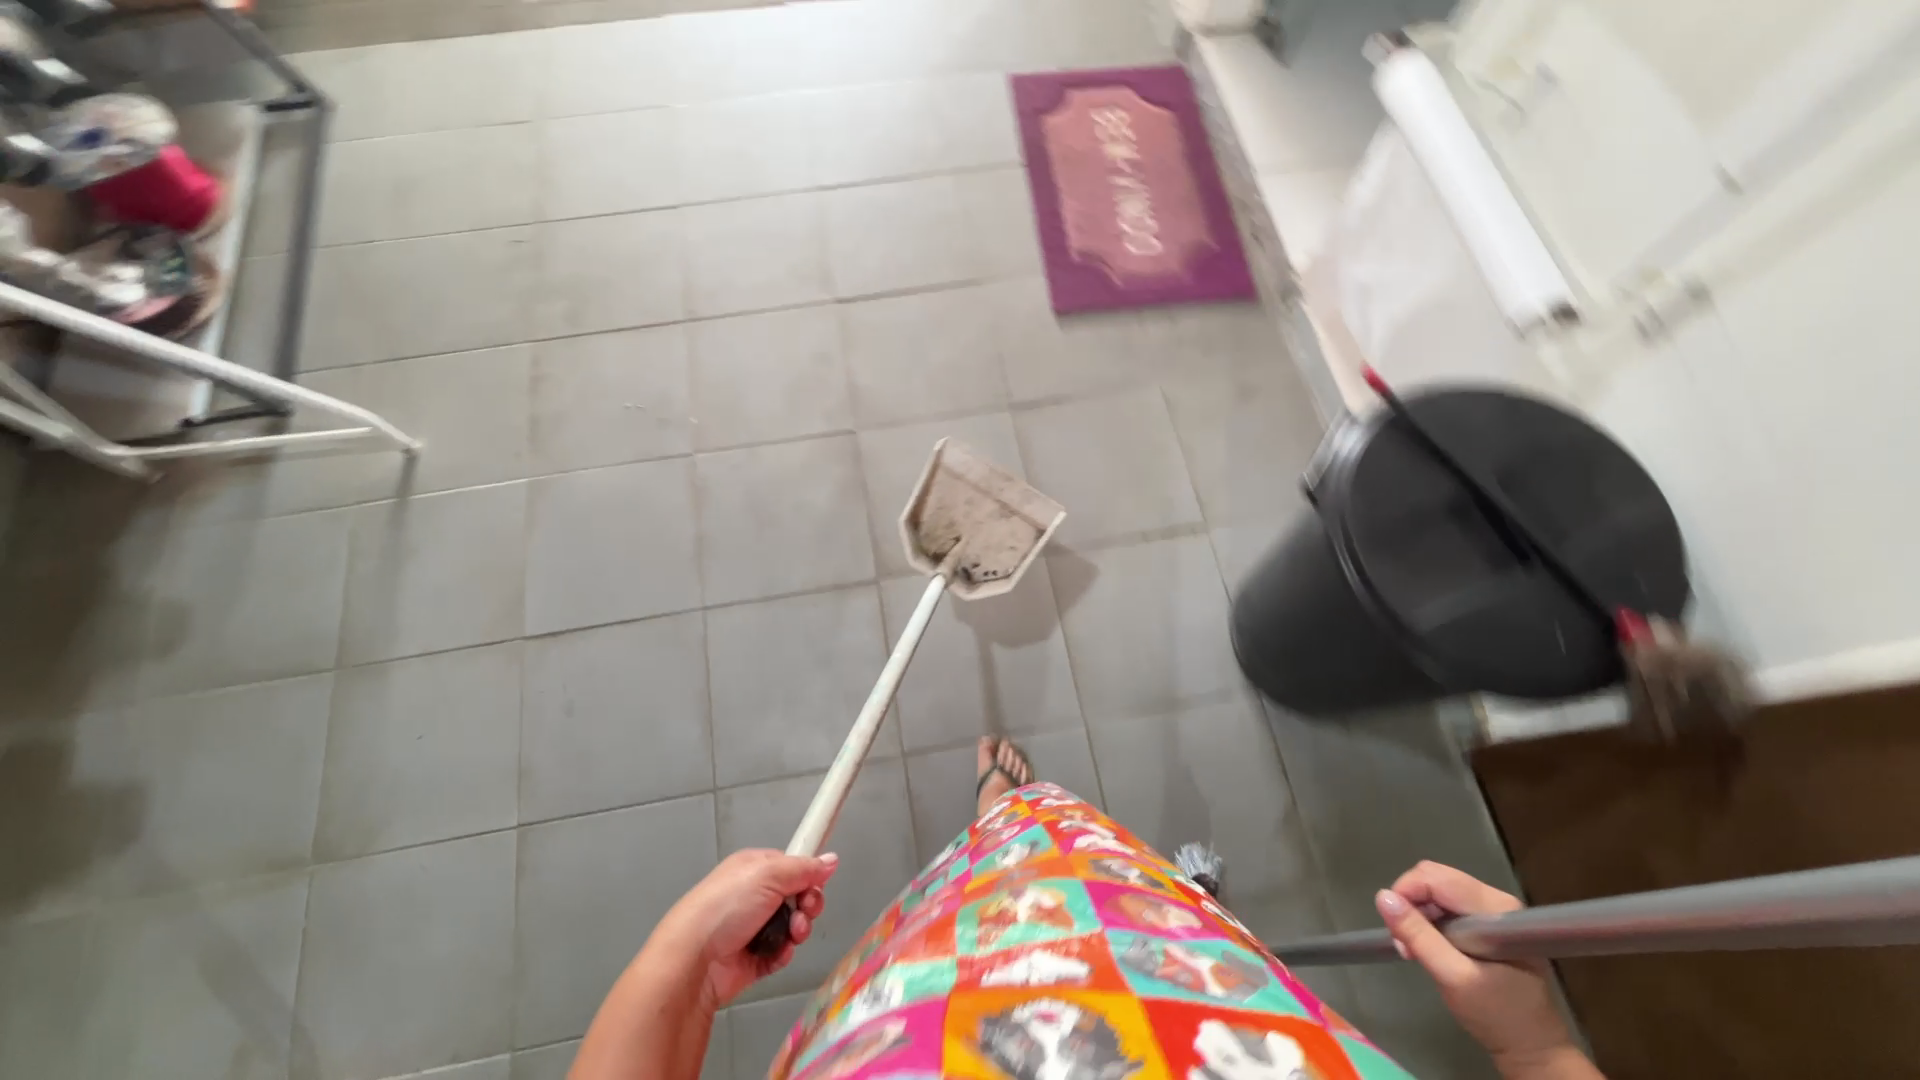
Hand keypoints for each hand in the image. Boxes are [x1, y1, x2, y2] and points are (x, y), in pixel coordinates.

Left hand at [656, 849, 837, 1007]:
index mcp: (753, 869)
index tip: (815, 885)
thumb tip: (832, 860)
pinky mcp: (753, 959)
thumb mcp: (769, 875)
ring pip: (793, 925)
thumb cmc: (729, 906)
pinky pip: (781, 952)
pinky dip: (783, 953)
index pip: (792, 867)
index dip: (808, 876)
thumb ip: (804, 868)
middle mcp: (753, 896)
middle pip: (797, 896)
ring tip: (792, 935)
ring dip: (798, 930)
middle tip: (805, 912)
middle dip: (807, 905)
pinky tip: (778, 953)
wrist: (694, 960)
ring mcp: (752, 928)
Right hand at [1376, 862, 1585, 1077]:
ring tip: (1415, 949)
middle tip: (1404, 943)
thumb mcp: (1453, 978)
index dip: (1406, 893)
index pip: (1436, 878)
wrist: (1533, 1048)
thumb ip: (1418, 936)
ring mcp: (1493, 910)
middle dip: (1410, 904)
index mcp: (1497, 910)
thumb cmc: (1498, 1016)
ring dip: (1417, 915)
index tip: (1394, 929)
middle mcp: (1497, 900)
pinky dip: (1429, 921)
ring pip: (1436, 890)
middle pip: (1435, 879)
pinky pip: (1445, 904)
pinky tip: (1429, 946)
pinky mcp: (1487, 921)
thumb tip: (1382, 897)